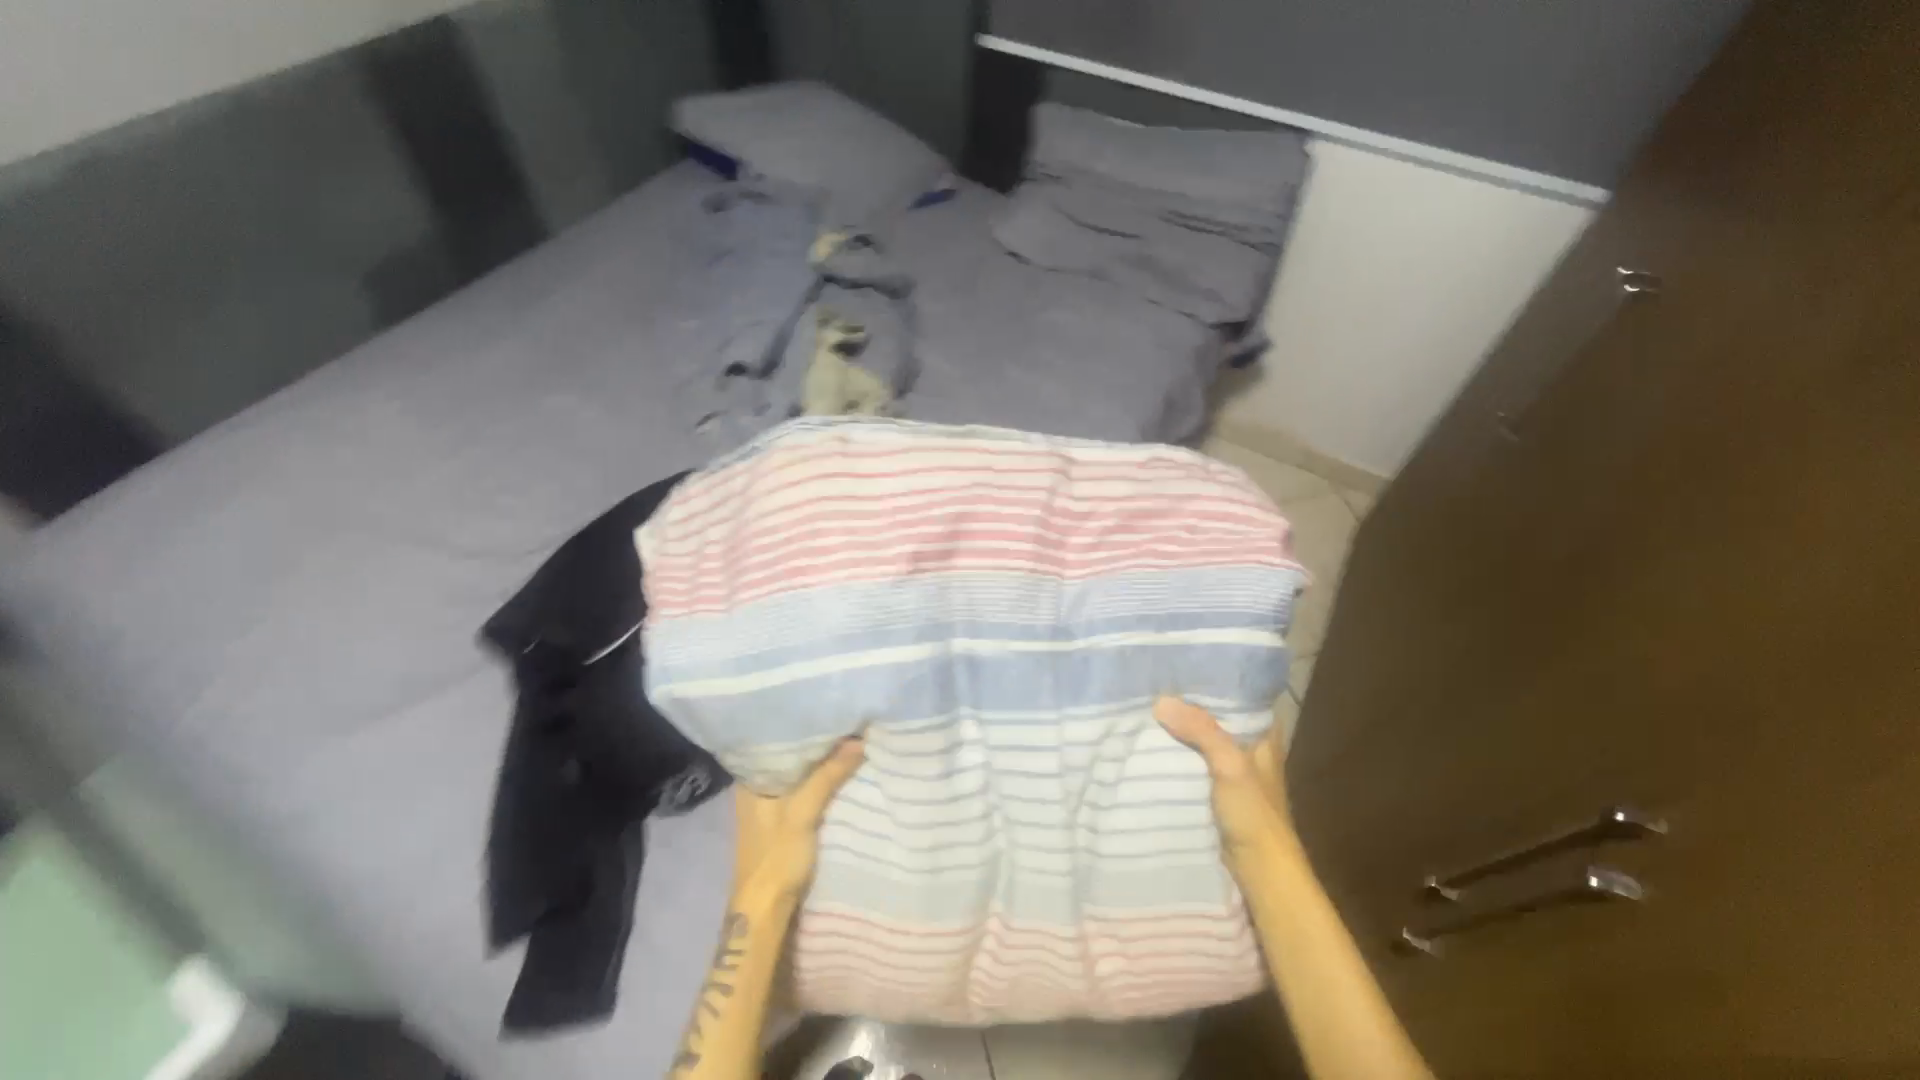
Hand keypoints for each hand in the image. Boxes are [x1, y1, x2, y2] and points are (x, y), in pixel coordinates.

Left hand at [731, 737, 865, 900]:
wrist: (767, 908)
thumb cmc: (777, 857)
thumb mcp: (802, 811)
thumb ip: (828, 775)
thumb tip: (859, 740)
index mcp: (751, 779)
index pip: (778, 740)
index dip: (804, 726)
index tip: (832, 710)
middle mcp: (757, 786)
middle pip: (792, 757)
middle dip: (818, 743)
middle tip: (848, 722)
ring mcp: (770, 804)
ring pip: (801, 774)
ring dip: (822, 763)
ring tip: (851, 739)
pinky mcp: (784, 819)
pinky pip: (806, 790)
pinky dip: (822, 782)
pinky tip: (842, 772)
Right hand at [1154, 696, 1294, 866]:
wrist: (1260, 870)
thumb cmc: (1254, 814)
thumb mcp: (1230, 765)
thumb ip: (1201, 731)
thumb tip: (1161, 701)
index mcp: (1263, 735)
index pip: (1240, 695)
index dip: (1214, 680)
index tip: (1180, 667)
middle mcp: (1249, 748)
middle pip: (1216, 718)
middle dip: (1188, 705)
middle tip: (1152, 686)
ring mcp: (1232, 772)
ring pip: (1202, 741)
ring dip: (1179, 732)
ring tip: (1144, 710)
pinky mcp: (1216, 793)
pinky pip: (1193, 765)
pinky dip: (1176, 756)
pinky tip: (1151, 747)